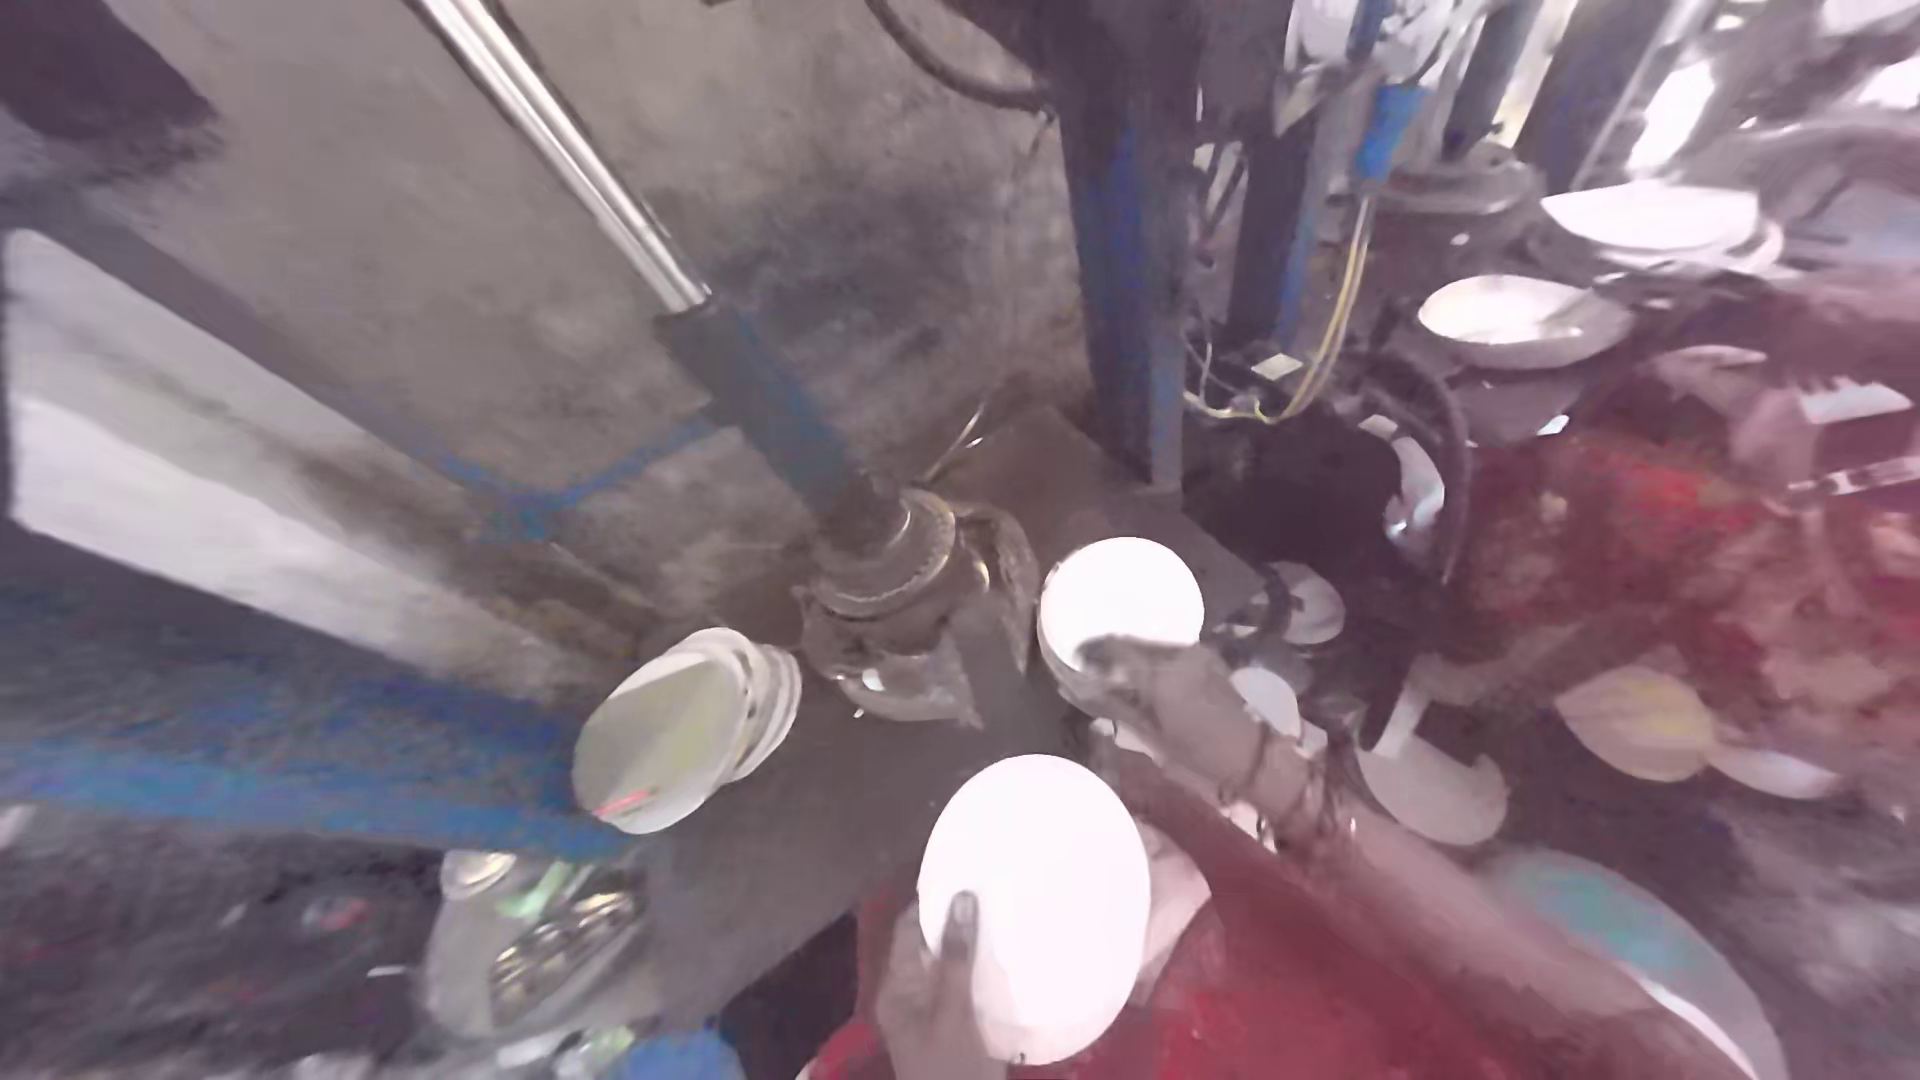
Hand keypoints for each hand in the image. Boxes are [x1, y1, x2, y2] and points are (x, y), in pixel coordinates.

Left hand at [876, 893, 1003, 1079]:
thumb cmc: (953, 1072)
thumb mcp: (955, 1013)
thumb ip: (956, 956)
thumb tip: (962, 894)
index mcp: (897, 987)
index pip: (908, 925)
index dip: (931, 896)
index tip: (963, 868)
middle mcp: (906, 993)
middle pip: (926, 941)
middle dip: (953, 915)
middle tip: (987, 885)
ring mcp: (927, 1012)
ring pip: (944, 961)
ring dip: (966, 939)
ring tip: (998, 909)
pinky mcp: (949, 1025)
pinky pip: (957, 982)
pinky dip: (973, 965)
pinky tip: (999, 953)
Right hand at [1077, 638, 1270, 781]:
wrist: (1250, 754)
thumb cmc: (1195, 752)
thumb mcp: (1147, 733)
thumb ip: (1110, 704)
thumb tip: (1072, 687)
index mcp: (1159, 673)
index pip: (1114, 647)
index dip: (1090, 649)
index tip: (1075, 656)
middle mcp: (1175, 653)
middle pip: (1131, 640)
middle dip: (1108, 649)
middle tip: (1092, 663)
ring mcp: (1193, 651)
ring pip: (1149, 642)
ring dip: (1130, 652)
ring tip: (1116, 668)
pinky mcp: (1204, 654)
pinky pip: (1167, 648)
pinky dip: (1150, 655)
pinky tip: (1144, 672)